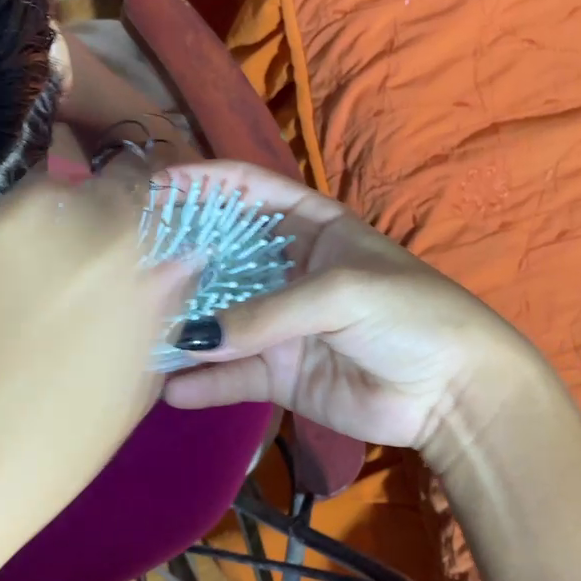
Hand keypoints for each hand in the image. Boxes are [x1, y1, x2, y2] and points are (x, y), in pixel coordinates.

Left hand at [0, 175, 193, 580]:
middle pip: (44, 202)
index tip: (92, 250)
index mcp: (103, 251)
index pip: (119, 191)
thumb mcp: (121, 392)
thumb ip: (148, 311)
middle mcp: (28, 220)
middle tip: (17, 301)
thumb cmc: (36, 461)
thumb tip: (166, 261)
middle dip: (40, 238)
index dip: (106, 222)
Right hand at [159, 162, 540, 451]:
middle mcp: (283, 273)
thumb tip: (191, 338)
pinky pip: (225, 376)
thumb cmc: (413, 317)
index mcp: (310, 230)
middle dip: (174, 260)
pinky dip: (197, 384)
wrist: (455, 395)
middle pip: (216, 257)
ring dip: (177, 327)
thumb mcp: (342, 294)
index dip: (202, 185)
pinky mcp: (272, 373)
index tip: (152, 189)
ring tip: (135, 332)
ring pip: (212, 320)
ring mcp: (273, 325)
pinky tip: (169, 389)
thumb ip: (264, 314)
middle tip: (126, 267)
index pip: (247, 193)